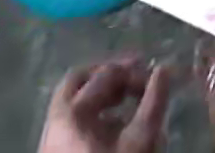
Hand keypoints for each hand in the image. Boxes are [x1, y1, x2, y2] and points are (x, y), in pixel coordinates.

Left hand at [37, 60, 170, 152]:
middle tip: (138, 76)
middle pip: (78, 82)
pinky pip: (73, 125)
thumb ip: (155, 100)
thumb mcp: (141, 140)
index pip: (106, 74)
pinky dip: (95, 116)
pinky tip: (118, 127)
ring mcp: (49, 145)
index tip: (157, 78)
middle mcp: (53, 125)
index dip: (135, 72)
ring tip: (132, 101)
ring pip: (74, 104)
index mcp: (70, 114)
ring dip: (103, 96)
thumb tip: (164, 70)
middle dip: (111, 75)